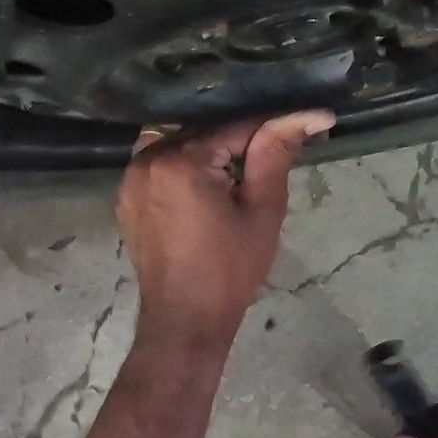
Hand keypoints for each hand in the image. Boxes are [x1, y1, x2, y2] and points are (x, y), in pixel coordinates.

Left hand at [117, 111, 334, 346]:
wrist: (185, 321)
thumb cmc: (229, 271)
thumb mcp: (262, 212)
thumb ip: (275, 156)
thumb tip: (304, 116)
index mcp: (180, 161)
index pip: (235, 125)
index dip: (274, 126)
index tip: (310, 122)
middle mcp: (147, 160)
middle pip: (203, 129)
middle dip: (241, 136)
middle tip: (278, 147)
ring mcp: (131, 178)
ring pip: (178, 141)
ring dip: (210, 147)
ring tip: (243, 165)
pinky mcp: (127, 197)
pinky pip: (159, 163)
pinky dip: (185, 163)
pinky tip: (209, 181)